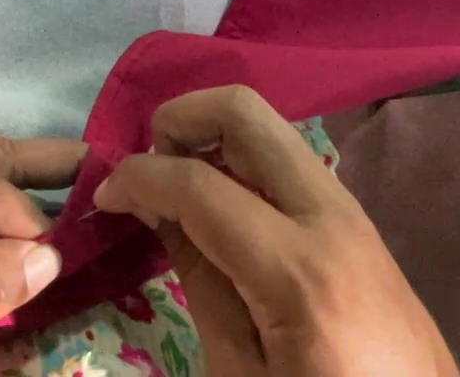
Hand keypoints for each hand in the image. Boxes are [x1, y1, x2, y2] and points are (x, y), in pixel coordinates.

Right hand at [93, 87, 456, 376]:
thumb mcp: (239, 373)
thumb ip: (196, 276)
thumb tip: (155, 205)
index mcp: (298, 271)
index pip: (197, 182)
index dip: (137, 177)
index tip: (105, 194)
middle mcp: (330, 216)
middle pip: (242, 110)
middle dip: (179, 120)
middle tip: (150, 168)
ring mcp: (349, 209)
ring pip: (266, 122)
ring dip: (210, 133)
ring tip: (178, 185)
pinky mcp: (355, 216)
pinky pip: (283, 156)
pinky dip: (237, 156)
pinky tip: (218, 203)